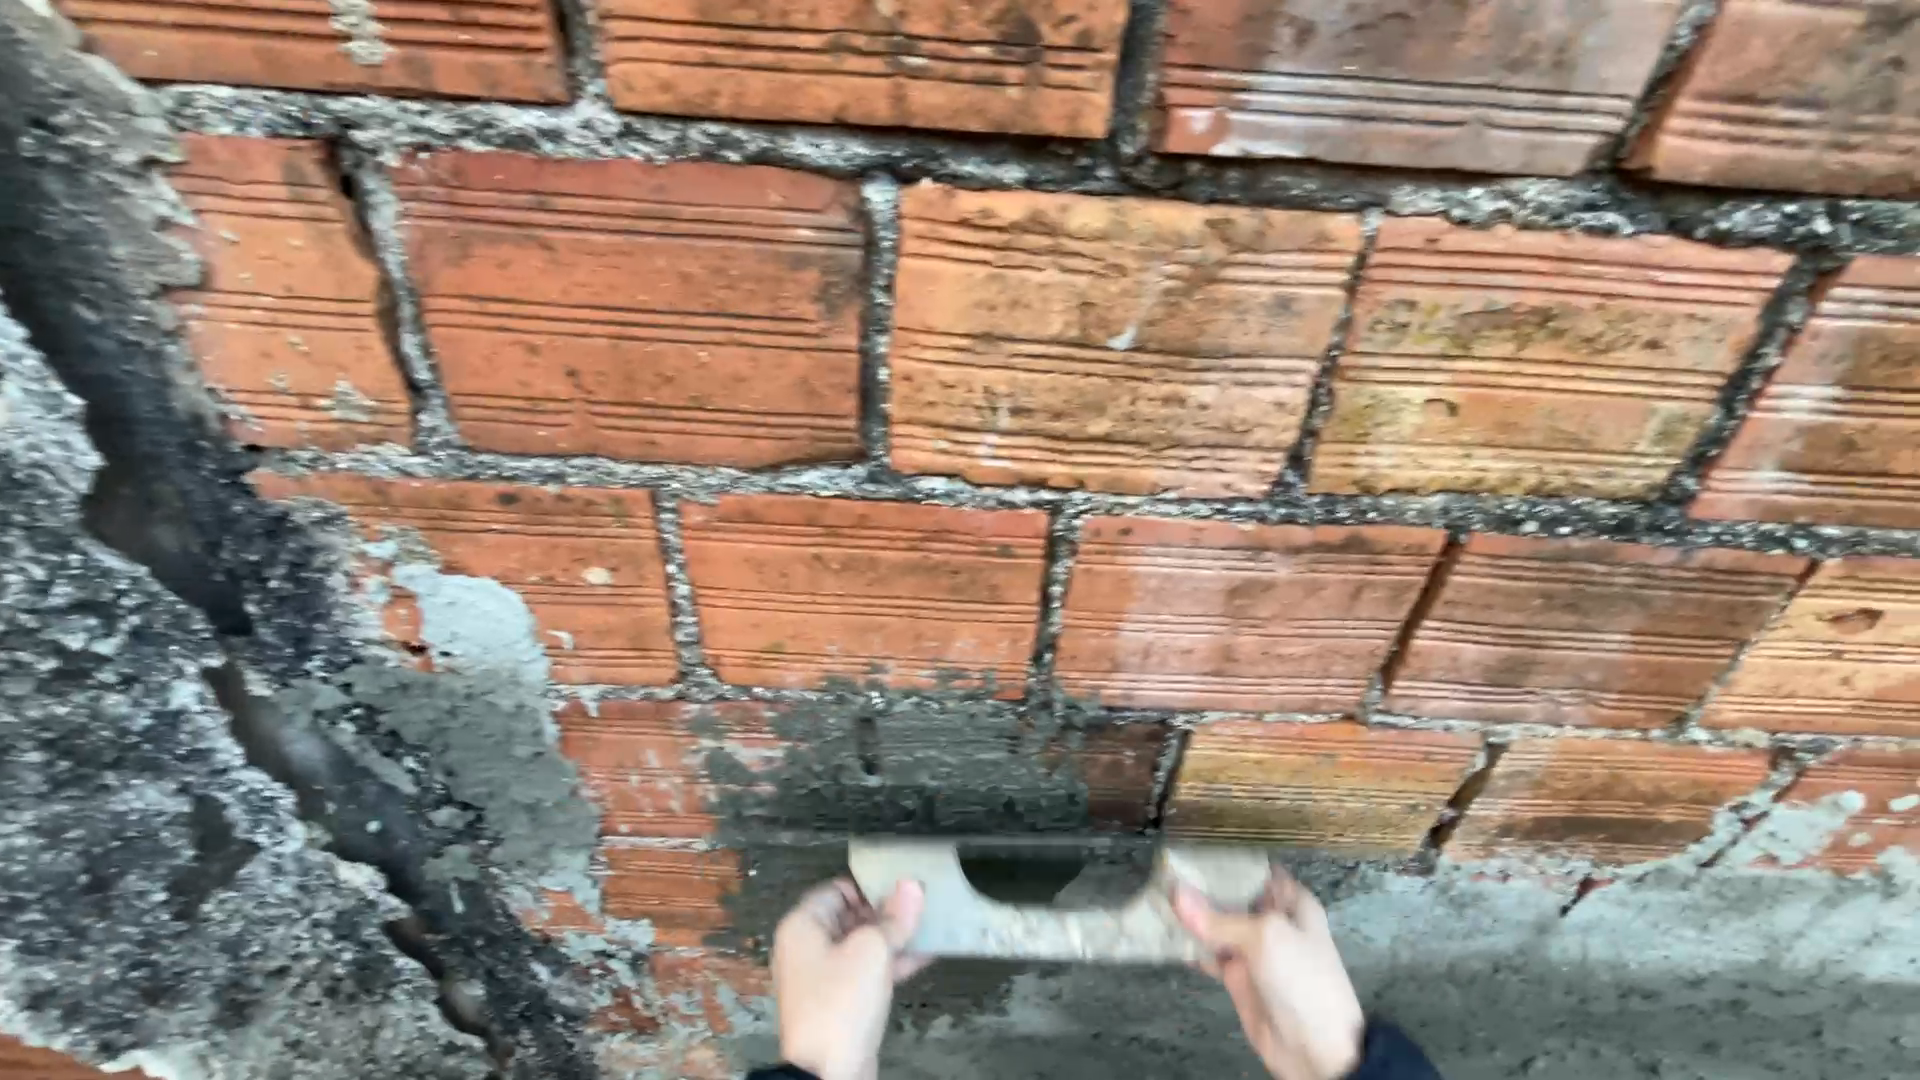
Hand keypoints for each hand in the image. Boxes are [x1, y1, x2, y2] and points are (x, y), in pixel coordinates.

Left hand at [771, 878, 928, 1079]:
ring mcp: (823, 978)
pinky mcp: (840, 1003)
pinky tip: (925, 954)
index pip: (837, 889)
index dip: (869, 886)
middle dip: (886, 911)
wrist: (828, 1075)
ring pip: (862, 945)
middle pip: (851, 917)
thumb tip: (912, 885)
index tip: (900, 886)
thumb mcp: (873, 950)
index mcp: (802, 926)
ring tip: (929, 924)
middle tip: (920, 903)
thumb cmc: (841, 1001)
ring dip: (893, 937)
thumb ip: (895, 917)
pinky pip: (867, 971)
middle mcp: (807, 948)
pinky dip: (892, 963)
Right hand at [1174, 867, 1364, 1079]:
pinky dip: (1188, 945)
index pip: (1253, 867)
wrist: (1317, 1052)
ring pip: (1215, 923)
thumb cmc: (1302, 980)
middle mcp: (1271, 919)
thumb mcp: (1264, 937)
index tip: (1189, 846)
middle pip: (1230, 894)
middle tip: (1162, 868)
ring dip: (1189, 914)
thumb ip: (1217, 917)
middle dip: (1199, 884)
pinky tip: (1163, 932)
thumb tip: (1174, 893)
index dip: (1224, 857)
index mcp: (1290, 902)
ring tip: (1155, 895)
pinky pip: (1207, 952)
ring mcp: (1252, 949)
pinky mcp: (1237, 974)